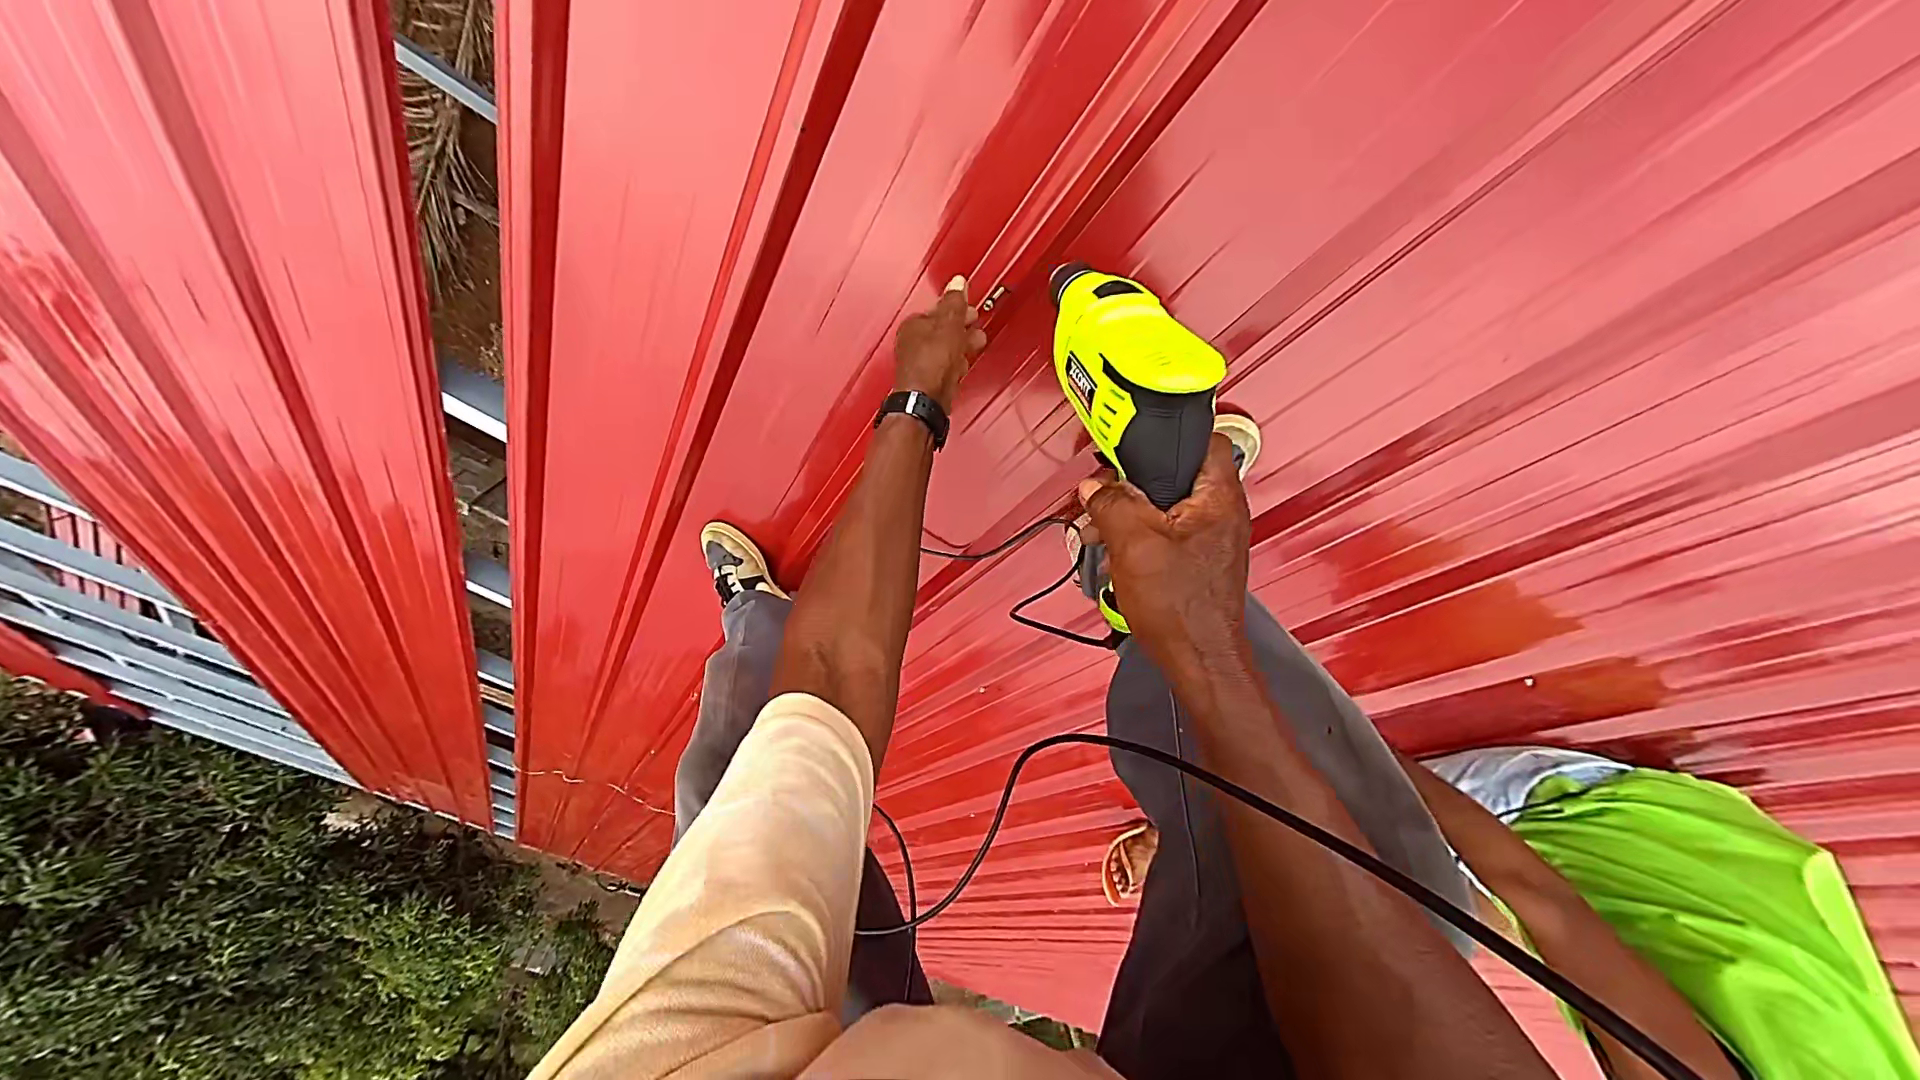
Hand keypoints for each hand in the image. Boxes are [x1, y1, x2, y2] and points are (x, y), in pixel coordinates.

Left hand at [893, 275, 986, 411]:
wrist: (927, 399)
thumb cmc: (930, 364)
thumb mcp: (949, 324)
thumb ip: (955, 302)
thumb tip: (958, 283)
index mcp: (913, 325)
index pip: (937, 309)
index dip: (956, 307)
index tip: (969, 306)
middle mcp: (913, 344)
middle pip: (942, 330)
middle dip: (961, 327)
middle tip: (974, 324)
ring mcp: (921, 364)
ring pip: (945, 349)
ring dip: (962, 345)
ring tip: (975, 343)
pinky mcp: (930, 381)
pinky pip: (946, 367)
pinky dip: (957, 363)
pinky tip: (963, 365)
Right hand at [1077, 434, 1250, 680]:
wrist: (1196, 657)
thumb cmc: (1183, 610)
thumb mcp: (1134, 543)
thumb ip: (1112, 503)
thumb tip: (1095, 487)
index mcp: (1218, 498)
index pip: (1202, 439)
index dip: (1165, 435)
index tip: (1134, 439)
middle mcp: (1221, 514)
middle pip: (1174, 474)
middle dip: (1134, 483)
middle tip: (1107, 493)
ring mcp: (1210, 538)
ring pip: (1165, 505)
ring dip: (1131, 513)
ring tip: (1104, 529)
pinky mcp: (1196, 559)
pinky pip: (1164, 532)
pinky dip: (1139, 536)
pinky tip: (1118, 552)